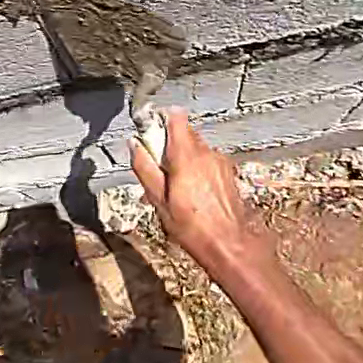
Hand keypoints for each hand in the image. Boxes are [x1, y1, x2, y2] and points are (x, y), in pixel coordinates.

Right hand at [130, 108, 275, 273]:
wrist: (229, 244)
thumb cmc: (193, 226)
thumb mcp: (158, 199)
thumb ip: (144, 167)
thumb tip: (134, 146)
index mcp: (186, 156)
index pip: (176, 117)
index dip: (161, 119)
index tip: (150, 132)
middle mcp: (206, 153)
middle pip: (184, 133)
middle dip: (169, 143)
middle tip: (158, 166)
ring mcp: (220, 162)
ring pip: (196, 147)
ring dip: (183, 157)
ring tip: (174, 184)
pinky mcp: (227, 172)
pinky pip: (207, 161)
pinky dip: (197, 168)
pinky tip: (191, 191)